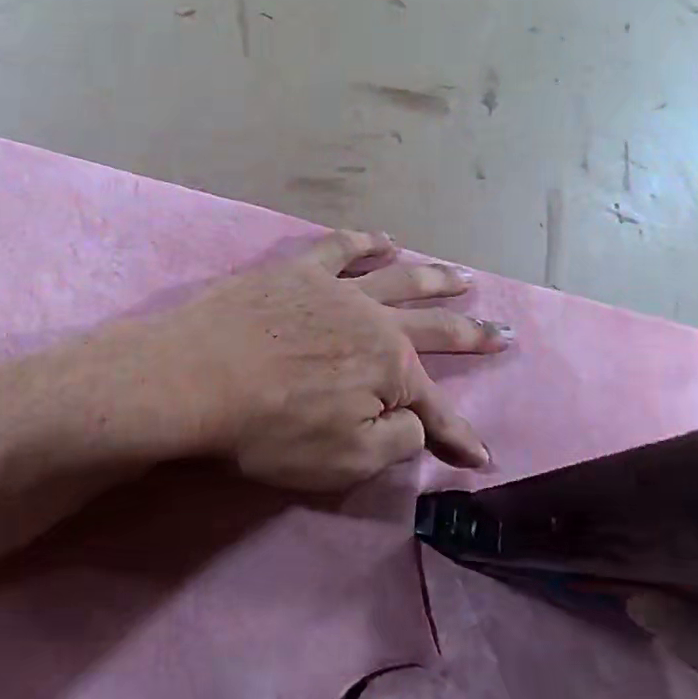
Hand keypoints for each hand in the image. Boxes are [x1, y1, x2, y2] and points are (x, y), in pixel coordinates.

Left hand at [135, 229, 512, 490]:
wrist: (194, 379)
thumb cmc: (270, 430)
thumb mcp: (346, 459)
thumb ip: (397, 440)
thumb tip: (416, 421)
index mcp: (391, 370)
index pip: (435, 412)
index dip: (460, 436)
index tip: (483, 457)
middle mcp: (375, 322)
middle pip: (434, 328)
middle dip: (473, 335)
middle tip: (504, 333)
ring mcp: (336, 290)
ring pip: (399, 279)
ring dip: (435, 280)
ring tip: (463, 278)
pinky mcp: (297, 271)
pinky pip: (341, 249)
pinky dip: (366, 243)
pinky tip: (385, 239)